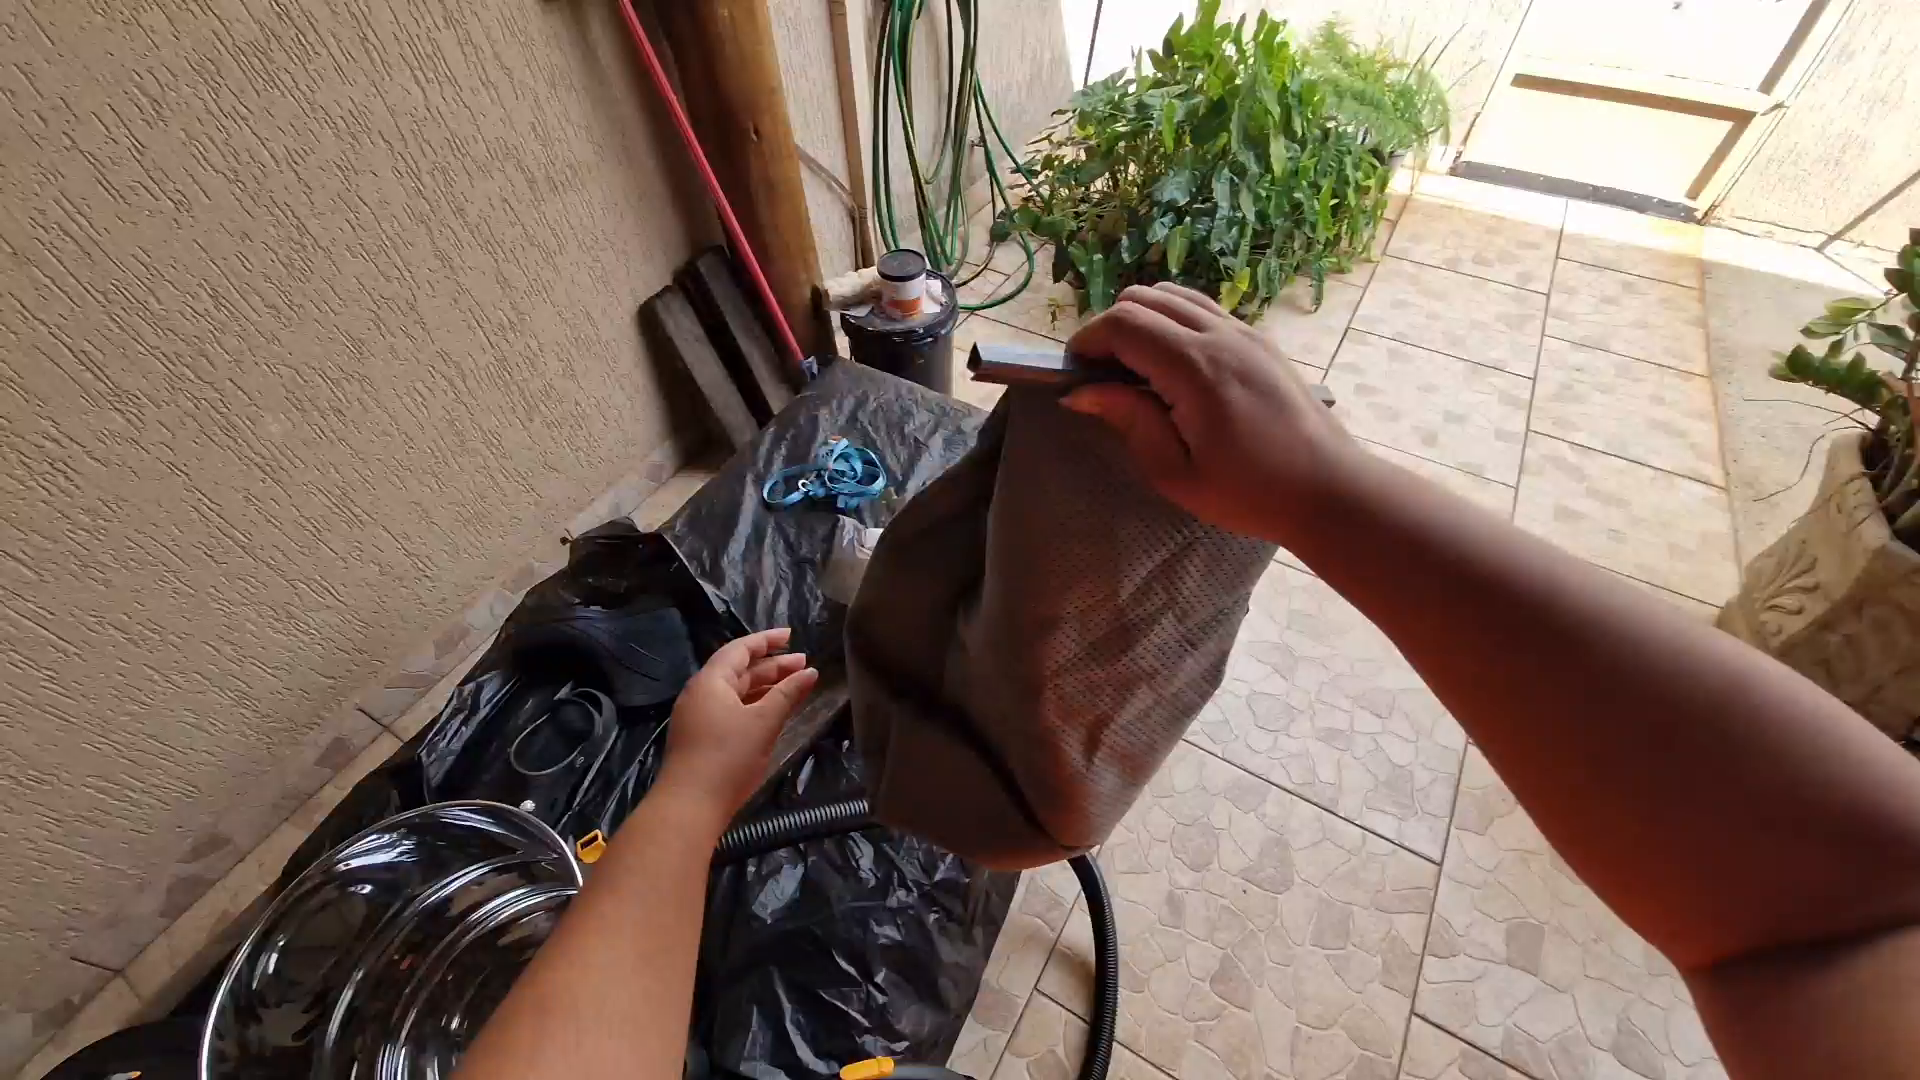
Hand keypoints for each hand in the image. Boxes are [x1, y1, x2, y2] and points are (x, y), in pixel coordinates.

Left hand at [654, 628, 818, 829]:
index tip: (791, 635)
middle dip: (772, 666)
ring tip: (795, 686)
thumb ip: (788, 694)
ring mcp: (698, 716)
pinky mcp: (701, 737)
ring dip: (765, 686)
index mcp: (710, 681)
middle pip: (739, 670)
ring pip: (736, 691)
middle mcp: (700, 693)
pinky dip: (754, 704)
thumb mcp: (764, 722)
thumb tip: (810, 672)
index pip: (740, 649)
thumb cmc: (728, 757)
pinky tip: (774, 711)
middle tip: (803, 664)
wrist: (689, 806)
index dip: (767, 640)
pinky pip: (731, 708)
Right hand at [1061, 282, 1359, 544]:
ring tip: (1131, 369)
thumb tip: (1081, 392)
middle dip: (1109, 329)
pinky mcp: (1258, 340)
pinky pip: (1201, 309)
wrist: (1328, 489)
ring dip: (1140, 321)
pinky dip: (1170, 322)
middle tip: (1100, 377)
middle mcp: (1220, 335)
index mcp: (1195, 368)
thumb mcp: (1174, 472)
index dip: (1087, 342)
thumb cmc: (1247, 493)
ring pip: (1173, 296)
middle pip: (1143, 299)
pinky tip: (1169, 366)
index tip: (1074, 375)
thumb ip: (1128, 420)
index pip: (1123, 324)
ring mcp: (1244, 332)